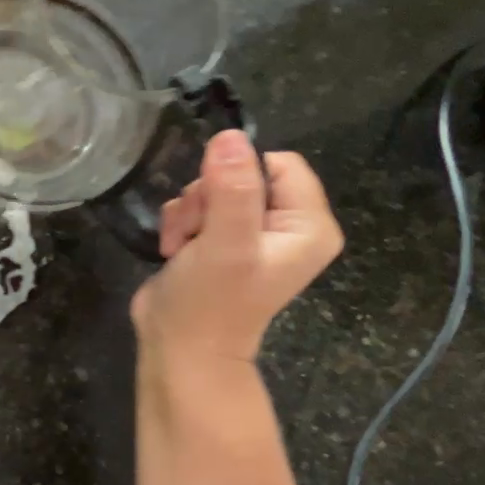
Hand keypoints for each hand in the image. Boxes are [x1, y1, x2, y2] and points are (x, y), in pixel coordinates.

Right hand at [131, 130, 343, 366]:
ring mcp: (251, 235)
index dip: (238, 176)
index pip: (278, 164)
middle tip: (198, 234)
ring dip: (187, 214)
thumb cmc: (211, 300)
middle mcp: (286, 226)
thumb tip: (229, 135)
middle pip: (240, 175)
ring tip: (184, 247)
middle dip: (205, 199)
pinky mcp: (218, 242)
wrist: (180, 348)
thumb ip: (231, 189)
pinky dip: (180, 226)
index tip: (217, 207)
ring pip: (211, 190)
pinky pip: (196, 209)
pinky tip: (175, 251)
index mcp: (309, 225)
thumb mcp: (225, 243)